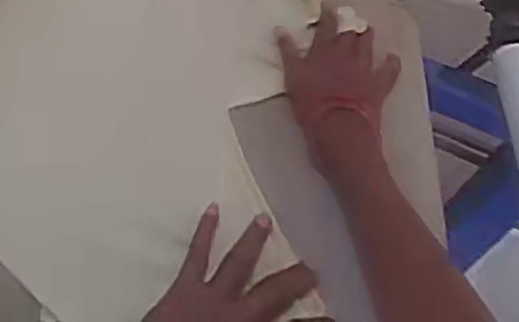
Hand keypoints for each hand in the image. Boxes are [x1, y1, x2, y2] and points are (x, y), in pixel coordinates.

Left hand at [143, 205, 316, 321]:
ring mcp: (209, 297)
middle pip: (271, 295)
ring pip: (236, 264)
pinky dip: (205, 231)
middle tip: (314, 267)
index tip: (334, 314)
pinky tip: (213, 208)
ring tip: (265, 218)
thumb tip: (277, 319)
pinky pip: (196, 255)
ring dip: (252, 241)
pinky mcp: (184, 287)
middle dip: (292, 282)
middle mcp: (235, 315)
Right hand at [276, 9, 401, 174]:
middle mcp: (345, 53)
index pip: (326, 25)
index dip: (328, 14)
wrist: (339, 126)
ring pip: (367, 45)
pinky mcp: (378, 85)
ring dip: (367, 36)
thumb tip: (279, 28)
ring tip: (367, 29)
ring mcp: (364, 68)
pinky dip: (392, 63)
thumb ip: (287, 50)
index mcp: (323, 49)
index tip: (328, 6)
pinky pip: (389, 71)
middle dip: (350, 23)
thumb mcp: (292, 75)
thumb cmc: (310, 101)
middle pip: (350, 32)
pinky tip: (393, 57)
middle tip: (349, 18)